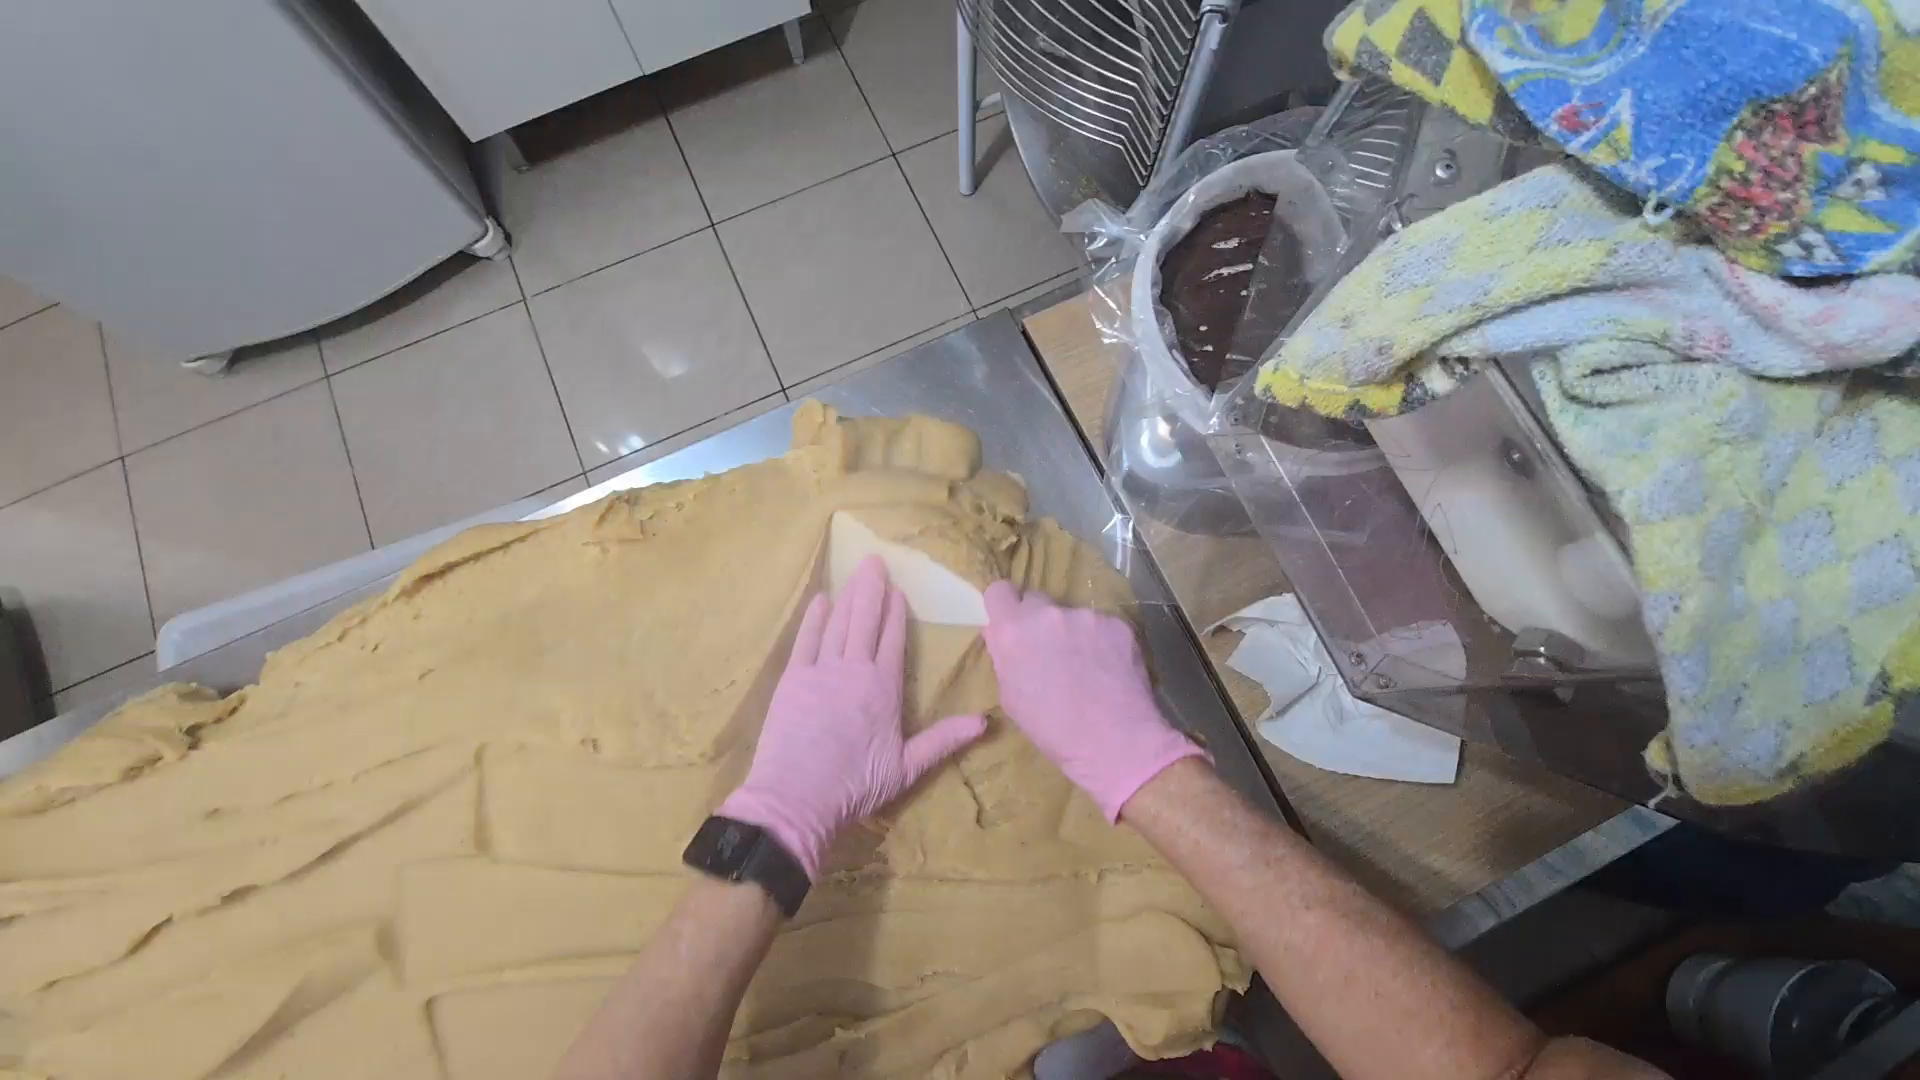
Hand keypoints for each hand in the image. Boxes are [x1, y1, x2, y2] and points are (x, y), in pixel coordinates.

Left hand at [719, 556, 987, 880]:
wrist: (796, 800)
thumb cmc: (855, 786)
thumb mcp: (907, 768)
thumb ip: (944, 740)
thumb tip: (985, 722)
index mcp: (884, 688)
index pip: (894, 640)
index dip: (897, 614)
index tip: (899, 590)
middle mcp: (855, 670)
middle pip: (865, 621)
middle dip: (872, 589)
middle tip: (874, 560)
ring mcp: (821, 671)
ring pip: (838, 624)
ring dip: (848, 596)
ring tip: (855, 572)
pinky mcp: (792, 680)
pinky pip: (805, 640)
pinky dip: (813, 619)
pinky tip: (820, 600)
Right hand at [982, 581, 1204, 821]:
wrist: (1115, 742)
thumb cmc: (1053, 729)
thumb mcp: (1011, 697)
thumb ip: (1005, 658)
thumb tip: (1003, 636)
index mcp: (1013, 631)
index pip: (998, 590)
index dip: (1004, 606)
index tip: (1011, 623)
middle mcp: (1047, 614)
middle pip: (1036, 599)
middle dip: (1038, 621)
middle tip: (1049, 650)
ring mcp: (1085, 616)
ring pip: (1072, 615)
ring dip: (1072, 633)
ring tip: (1086, 667)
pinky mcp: (1117, 624)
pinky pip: (1101, 626)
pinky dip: (1101, 642)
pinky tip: (1108, 669)